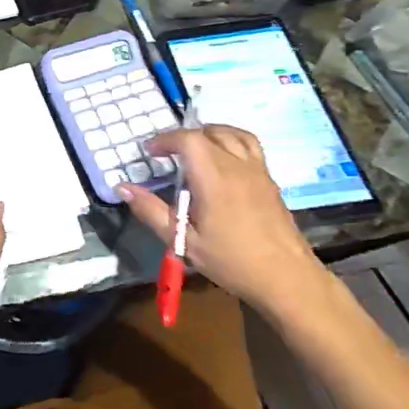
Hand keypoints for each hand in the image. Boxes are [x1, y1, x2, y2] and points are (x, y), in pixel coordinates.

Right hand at [120, 124, 325, 314]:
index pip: (188, 140)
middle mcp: (237, 165)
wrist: (285, 276)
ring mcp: (257, 170)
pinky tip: (224, 160)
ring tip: (195, 148)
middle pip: (209, 132)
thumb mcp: (184, 241)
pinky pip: (250, 145)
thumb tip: (122, 188)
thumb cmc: (231, 261)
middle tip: (167, 154)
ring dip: (209, 133)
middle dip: (184, 137)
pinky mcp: (269, 179)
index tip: (149, 152)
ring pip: (233, 133)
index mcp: (214, 177)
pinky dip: (231, 140)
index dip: (165, 139)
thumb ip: (152, 211)